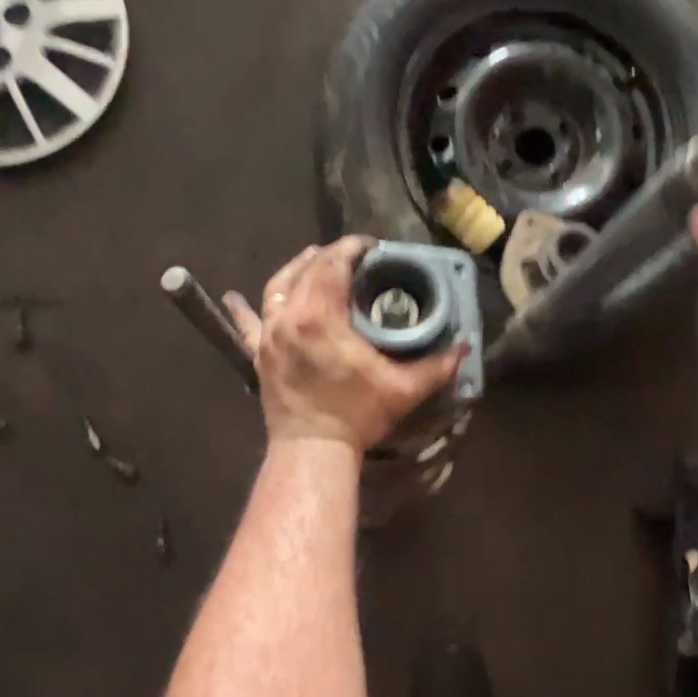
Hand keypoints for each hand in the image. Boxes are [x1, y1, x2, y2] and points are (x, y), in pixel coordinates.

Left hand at [222, 237, 465, 452]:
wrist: (312, 450)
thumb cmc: (356, 416)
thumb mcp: (402, 389)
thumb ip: (436, 365)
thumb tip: (463, 348)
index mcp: (321, 315)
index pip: (334, 264)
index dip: (352, 248)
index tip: (369, 246)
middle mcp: (289, 316)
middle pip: (306, 269)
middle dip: (328, 256)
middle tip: (351, 257)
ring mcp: (269, 334)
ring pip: (276, 287)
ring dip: (295, 270)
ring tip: (311, 261)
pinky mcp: (258, 354)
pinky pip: (246, 324)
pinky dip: (242, 309)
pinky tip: (233, 298)